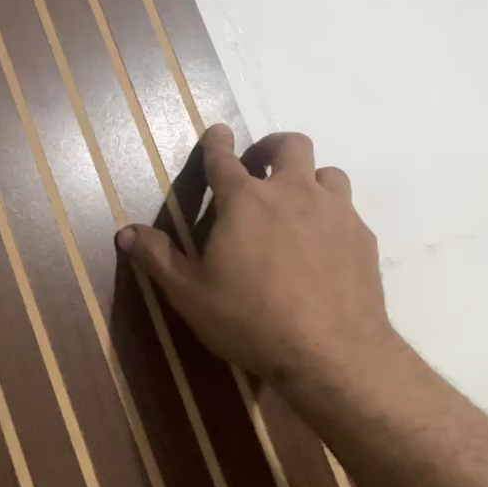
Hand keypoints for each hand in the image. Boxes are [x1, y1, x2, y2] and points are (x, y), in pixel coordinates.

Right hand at [116, 125, 397, 387]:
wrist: (332, 354)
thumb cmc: (251, 320)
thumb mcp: (190, 294)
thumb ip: (157, 258)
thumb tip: (124, 233)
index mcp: (245, 201)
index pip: (223, 158)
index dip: (216, 142)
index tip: (217, 133)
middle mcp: (292, 193)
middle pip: (289, 145)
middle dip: (270, 148)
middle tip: (258, 167)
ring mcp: (334, 212)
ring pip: (327, 172)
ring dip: (308, 179)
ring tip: (295, 206)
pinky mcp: (362, 237)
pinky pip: (347, 210)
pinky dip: (331, 216)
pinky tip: (323, 246)